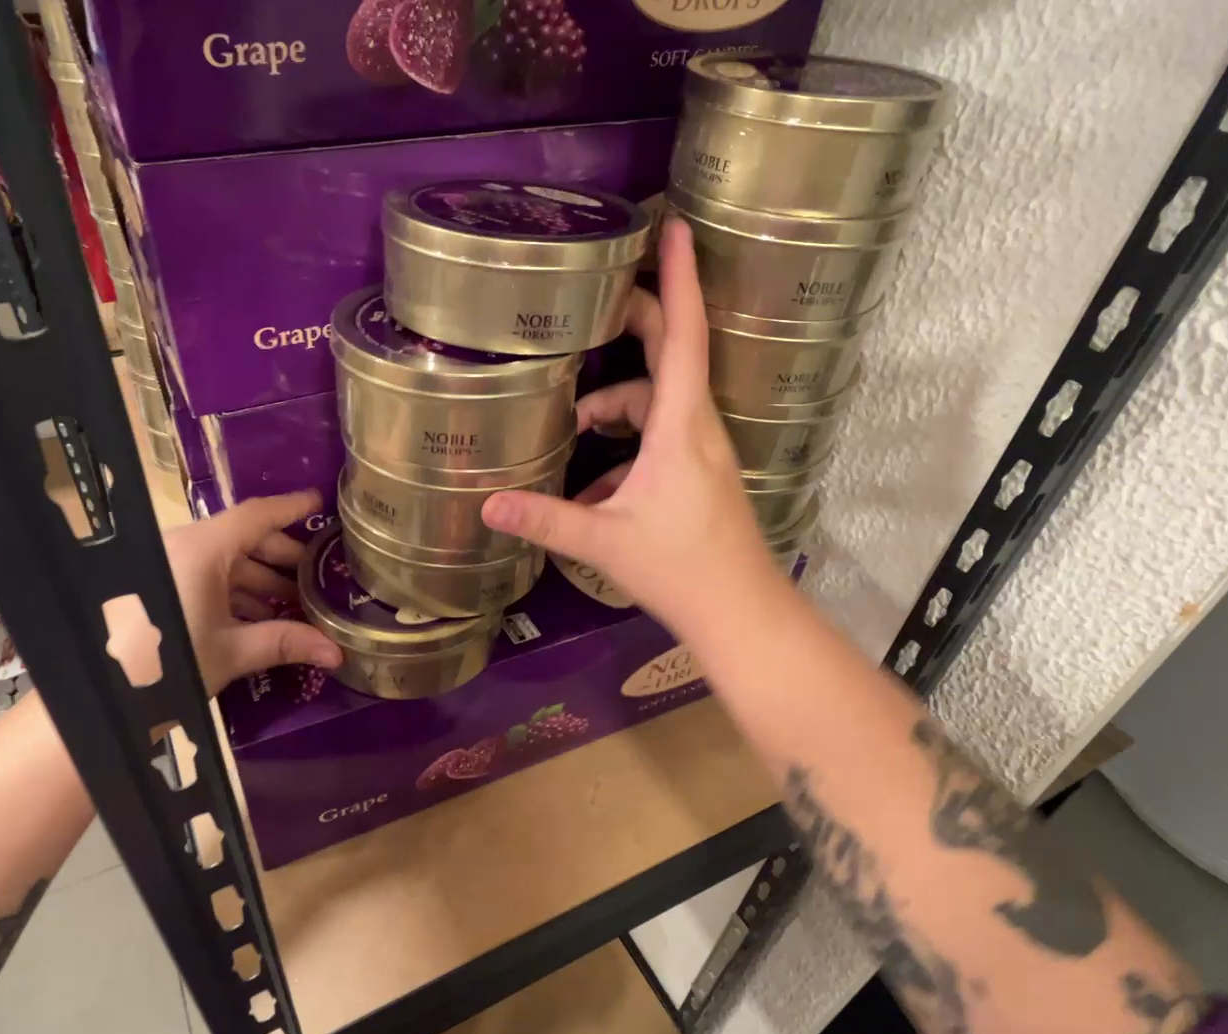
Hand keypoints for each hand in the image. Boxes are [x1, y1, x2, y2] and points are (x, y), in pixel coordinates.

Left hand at [105, 491, 341, 695]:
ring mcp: (168, 566)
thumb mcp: (231, 652)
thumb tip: (336, 652)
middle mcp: (184, 547)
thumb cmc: (170, 661)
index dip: (291, 508)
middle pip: (244, 539)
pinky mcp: (157, 587)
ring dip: (260, 582)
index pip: (257, 515)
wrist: (102, 693)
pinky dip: (233, 593)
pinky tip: (257, 620)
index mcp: (203, 549)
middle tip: (318, 575)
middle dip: (283, 558)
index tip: (319, 502)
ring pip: (224, 562)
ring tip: (294, 606)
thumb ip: (284, 643)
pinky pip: (204, 577)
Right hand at [481, 218, 781, 639]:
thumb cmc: (682, 570)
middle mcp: (698, 426)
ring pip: (659, 402)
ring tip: (574, 425)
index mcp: (681, 426)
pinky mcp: (699, 475)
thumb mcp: (604, 542)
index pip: (682, 335)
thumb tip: (487, 506)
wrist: (741, 614)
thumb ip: (546, 520)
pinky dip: (627, 446)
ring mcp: (702, 451)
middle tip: (596, 303)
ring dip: (618, 404)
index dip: (679, 277)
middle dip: (636, 322)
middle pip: (671, 353)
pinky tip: (595, 485)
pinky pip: (661, 439)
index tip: (675, 225)